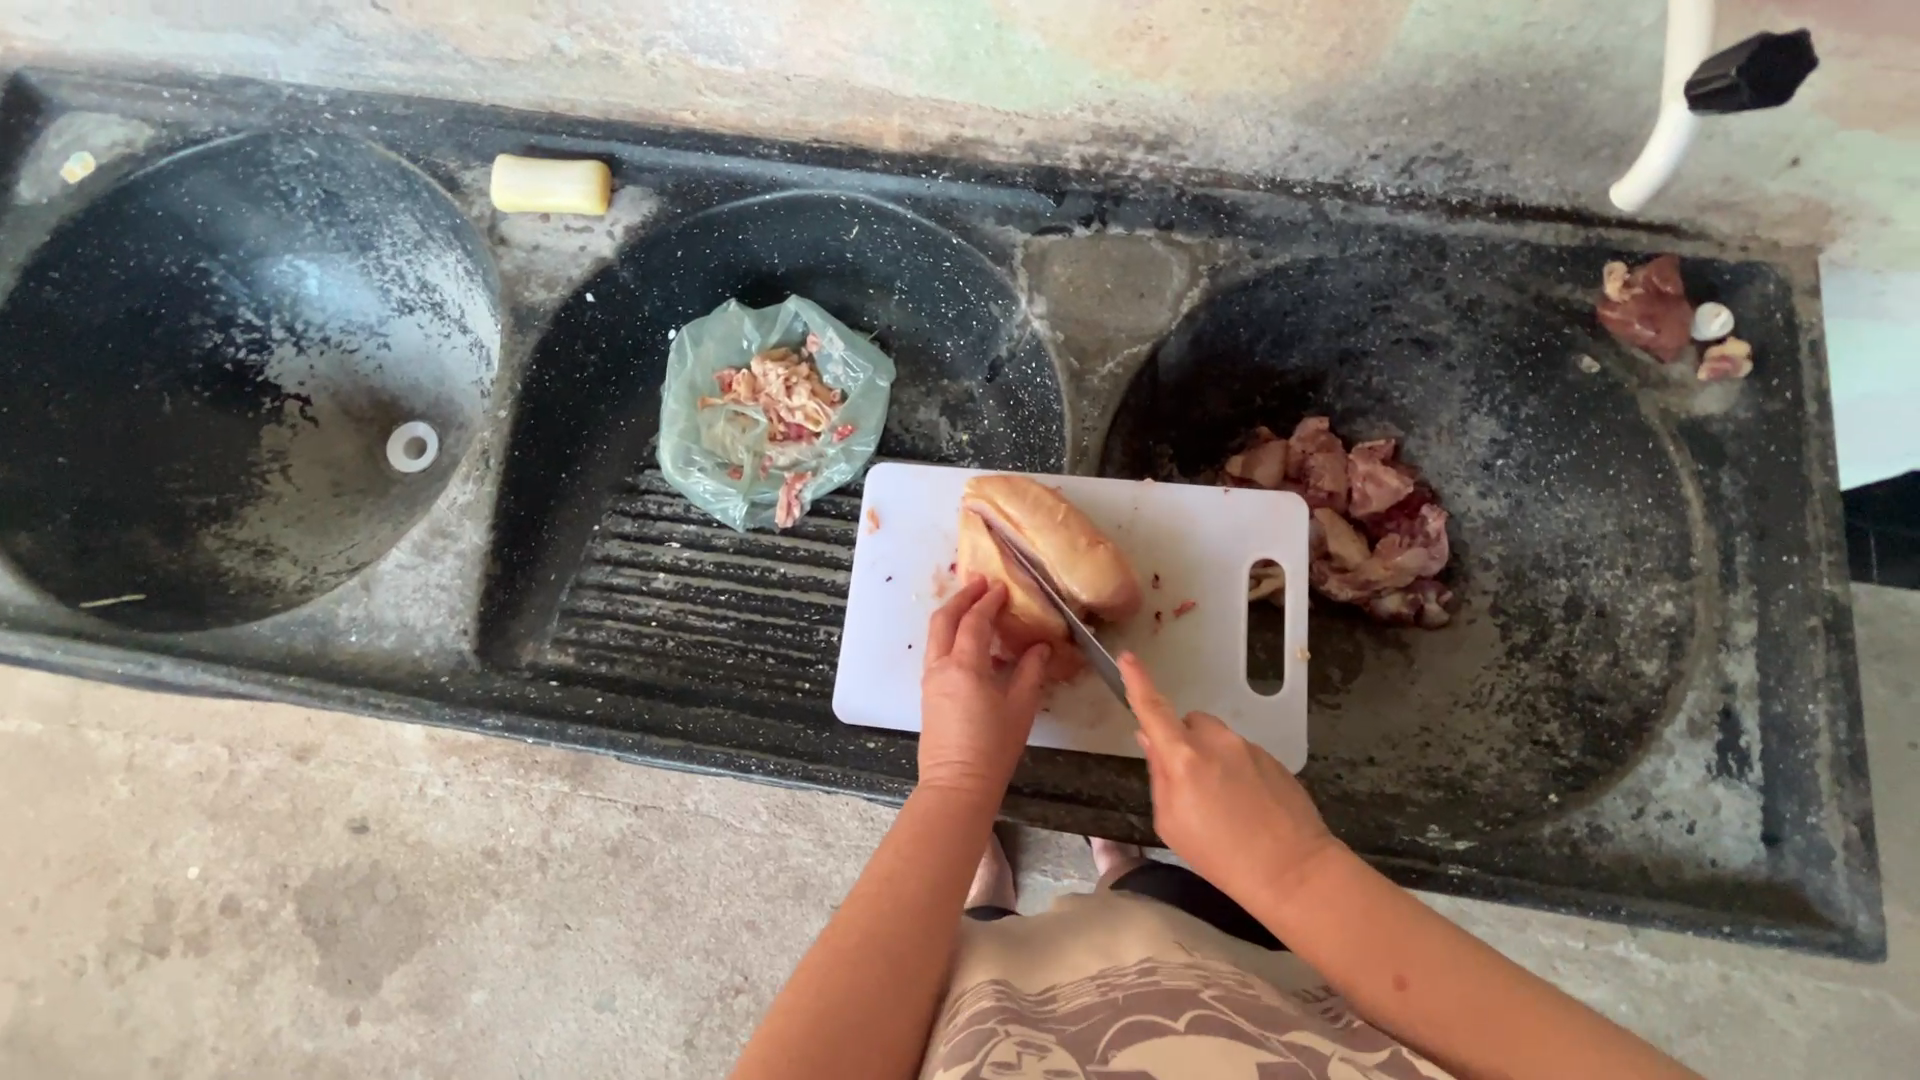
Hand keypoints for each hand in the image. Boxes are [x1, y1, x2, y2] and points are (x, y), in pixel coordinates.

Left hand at [917, 577, 1050, 798]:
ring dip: (953, 616)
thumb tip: (1041, 647)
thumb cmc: (993, 749)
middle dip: (962, 598)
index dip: (989, 601)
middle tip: (981, 583)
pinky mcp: (928, 694)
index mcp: (964, 666)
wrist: (956, 786)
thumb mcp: (1021, 708)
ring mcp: (930, 681)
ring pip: (936, 636)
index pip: (974, 622)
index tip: (1002, 587)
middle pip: (944, 620)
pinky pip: (937, 653)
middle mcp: (940, 667)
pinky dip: (951, 638)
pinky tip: (971, 645)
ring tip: (974, 607)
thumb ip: (1031, 672)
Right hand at [1121, 652, 1342, 906]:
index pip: (1153, 709)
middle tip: (1187, 783)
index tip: (1127, 657)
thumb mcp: (1171, 823)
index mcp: (1184, 758)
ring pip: (1216, 739)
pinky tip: (1247, 806)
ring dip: (1210, 758)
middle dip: (1183, 742)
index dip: (1137, 681)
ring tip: (1222, 802)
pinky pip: (1241, 754)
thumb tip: (1151, 740)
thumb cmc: (1221, 856)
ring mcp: (1249, 747)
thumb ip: (1158, 776)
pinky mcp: (1273, 759)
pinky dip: (1236, 771)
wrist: (1293, 871)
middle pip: (1188, 723)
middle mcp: (1217, 742)